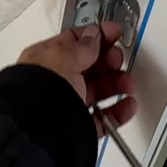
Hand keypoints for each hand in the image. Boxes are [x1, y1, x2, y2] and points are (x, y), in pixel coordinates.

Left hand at [17, 23, 136, 133]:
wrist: (38, 133)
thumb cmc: (41, 89)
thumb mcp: (65, 58)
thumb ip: (83, 46)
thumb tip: (94, 34)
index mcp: (46, 58)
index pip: (74, 41)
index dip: (96, 35)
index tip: (115, 33)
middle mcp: (55, 81)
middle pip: (88, 66)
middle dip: (109, 61)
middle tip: (119, 59)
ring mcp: (67, 105)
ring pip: (97, 91)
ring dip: (116, 84)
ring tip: (129, 84)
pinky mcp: (78, 129)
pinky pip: (102, 119)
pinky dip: (117, 112)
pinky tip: (127, 106)